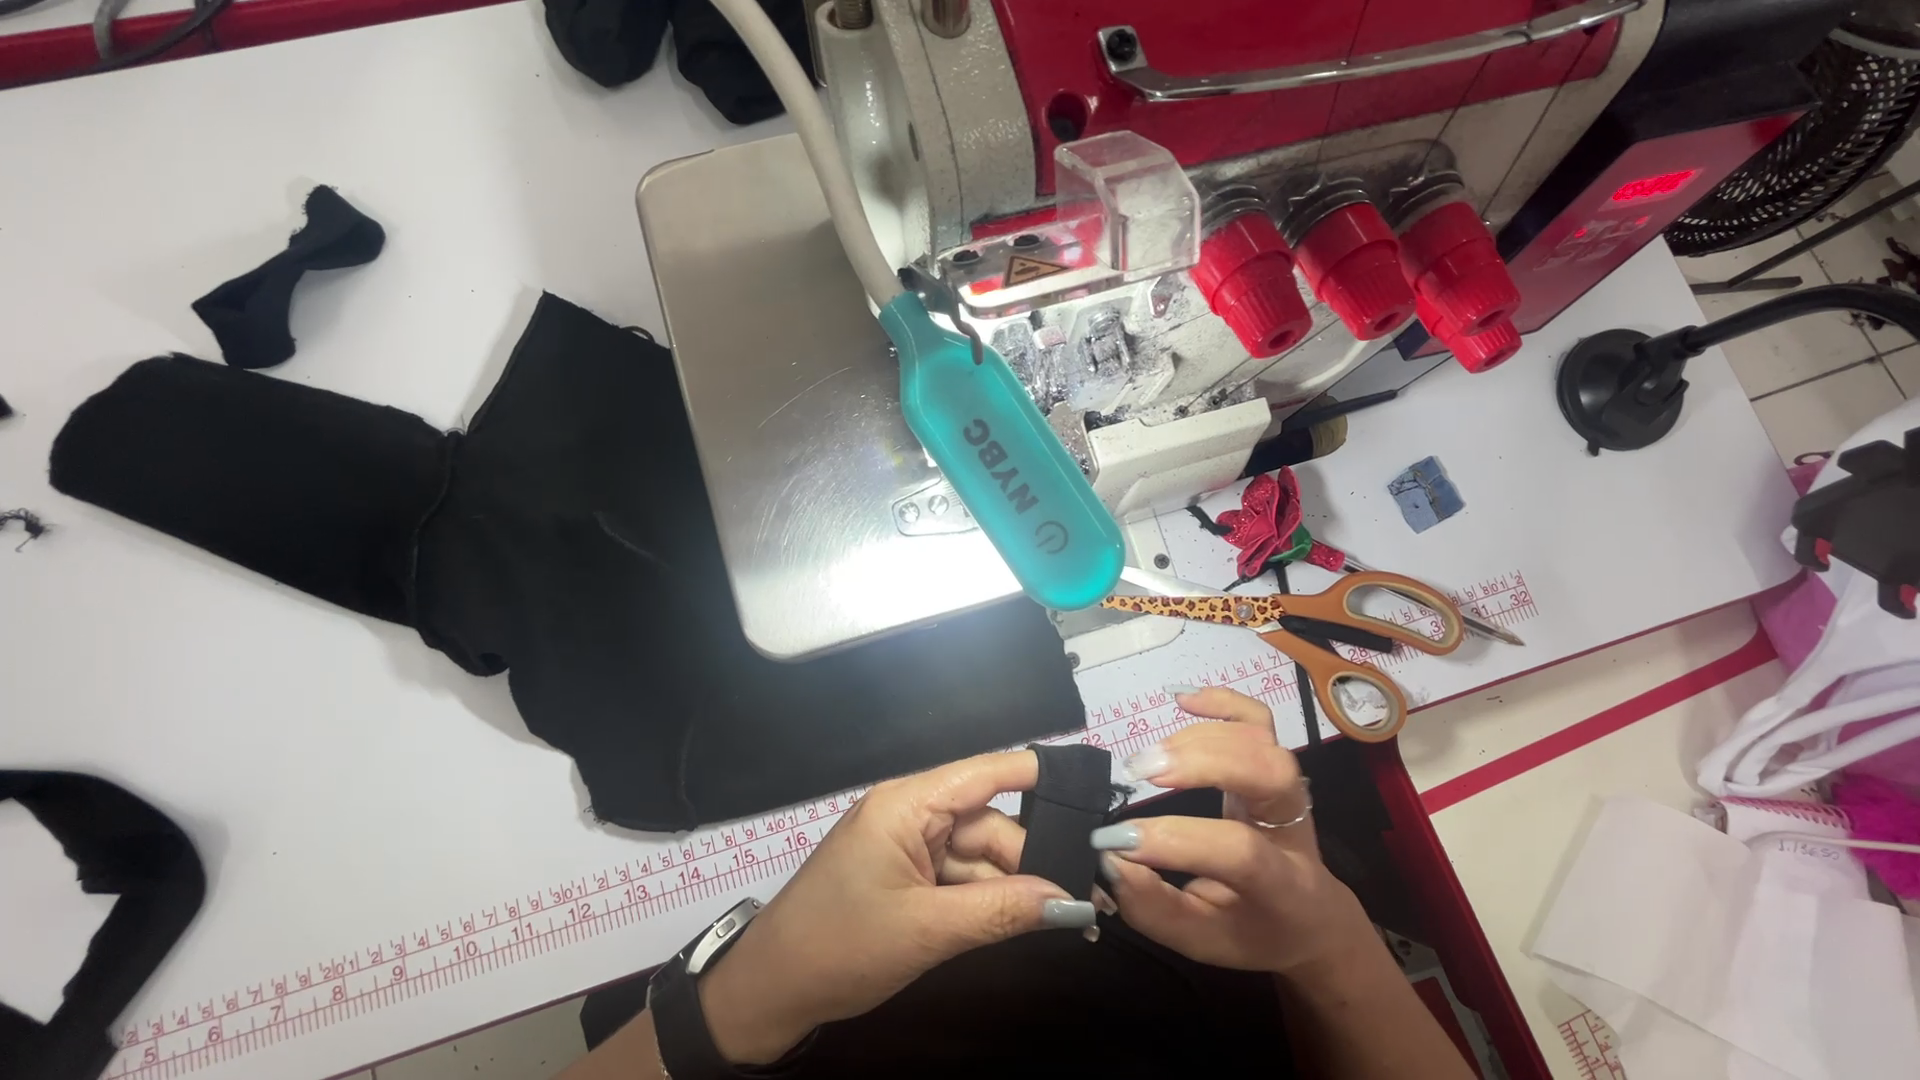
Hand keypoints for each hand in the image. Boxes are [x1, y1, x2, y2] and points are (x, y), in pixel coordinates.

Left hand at [696, 751, 1094, 1063]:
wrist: (771, 992)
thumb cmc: (840, 946)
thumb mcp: (926, 930)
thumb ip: (1001, 912)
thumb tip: (1071, 903)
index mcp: (908, 804)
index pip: (984, 772)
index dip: (1038, 775)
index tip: (1091, 787)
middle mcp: (913, 815)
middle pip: (991, 825)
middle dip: (1037, 859)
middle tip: (1092, 895)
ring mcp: (911, 848)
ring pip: (982, 857)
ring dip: (1020, 887)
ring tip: (1074, 916)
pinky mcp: (910, 877)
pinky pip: (963, 879)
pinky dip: (994, 901)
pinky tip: (1030, 920)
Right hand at [1094, 688, 1376, 975]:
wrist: (1311, 919)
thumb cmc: (1250, 931)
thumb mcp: (1199, 940)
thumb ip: (1152, 906)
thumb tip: (1109, 857)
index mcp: (1282, 885)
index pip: (1240, 851)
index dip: (1178, 840)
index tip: (1116, 839)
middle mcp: (1295, 828)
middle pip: (1268, 772)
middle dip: (1202, 763)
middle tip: (1140, 773)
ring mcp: (1288, 789)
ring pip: (1261, 740)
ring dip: (1199, 738)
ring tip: (1148, 760)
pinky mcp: (1274, 763)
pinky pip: (1259, 718)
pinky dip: (1221, 701)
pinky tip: (1180, 698)